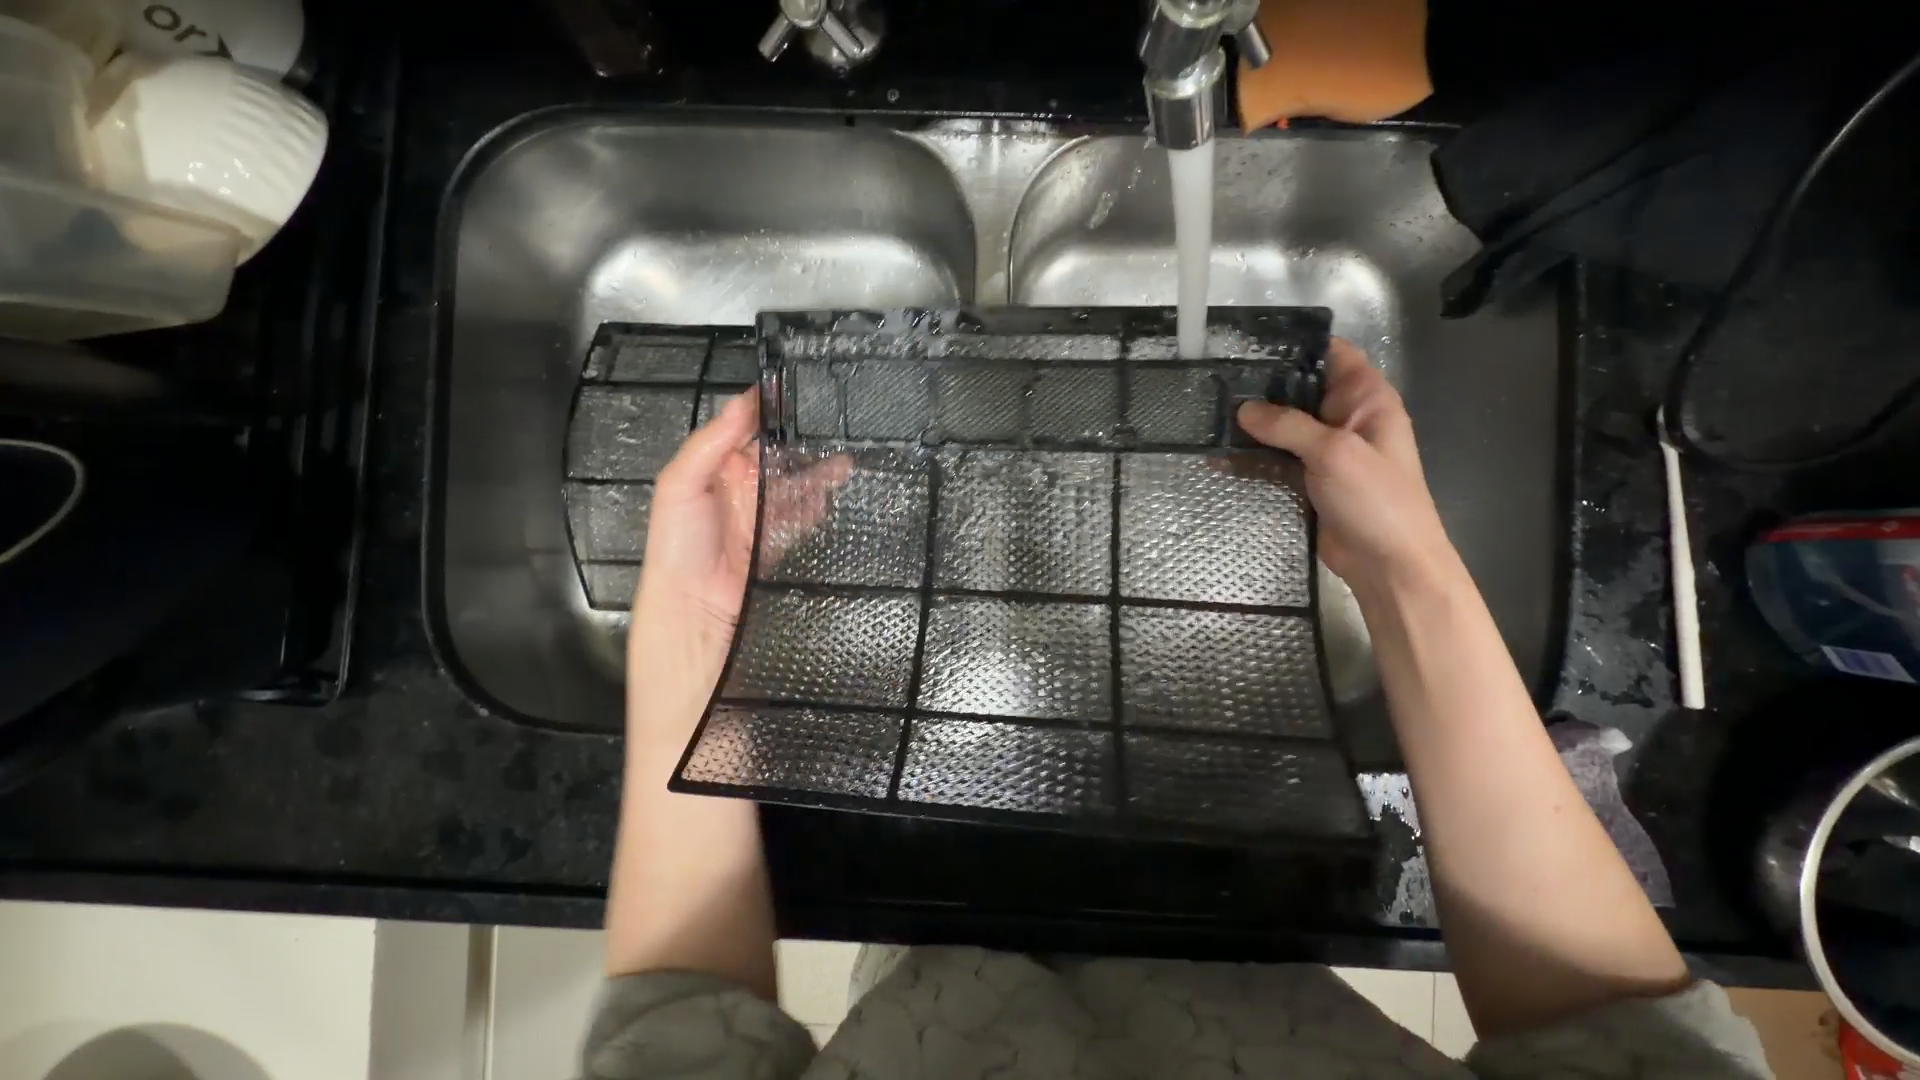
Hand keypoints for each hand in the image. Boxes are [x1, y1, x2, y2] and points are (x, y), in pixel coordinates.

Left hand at [626, 390, 848, 741]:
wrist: (696, 638)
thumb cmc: (677, 566)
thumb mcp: (678, 492)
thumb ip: (706, 447)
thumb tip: (740, 406)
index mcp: (707, 482)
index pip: (740, 439)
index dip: (764, 416)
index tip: (794, 392)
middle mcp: (734, 502)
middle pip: (773, 463)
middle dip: (800, 445)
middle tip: (829, 427)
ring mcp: (761, 531)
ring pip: (794, 492)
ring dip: (816, 476)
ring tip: (842, 463)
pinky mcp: (783, 557)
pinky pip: (804, 524)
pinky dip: (819, 510)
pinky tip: (833, 498)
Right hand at [1235, 338, 1453, 597]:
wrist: (1388, 564)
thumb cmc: (1376, 499)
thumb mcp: (1335, 452)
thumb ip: (1288, 426)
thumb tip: (1243, 409)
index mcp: (1366, 399)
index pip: (1333, 354)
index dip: (1297, 345)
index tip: (1251, 343)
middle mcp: (1345, 419)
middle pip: (1299, 390)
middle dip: (1261, 386)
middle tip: (1216, 379)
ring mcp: (1324, 452)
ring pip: (1281, 427)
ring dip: (1250, 426)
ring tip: (1206, 415)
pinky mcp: (1307, 481)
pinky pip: (1274, 461)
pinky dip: (1250, 459)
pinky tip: (1217, 457)